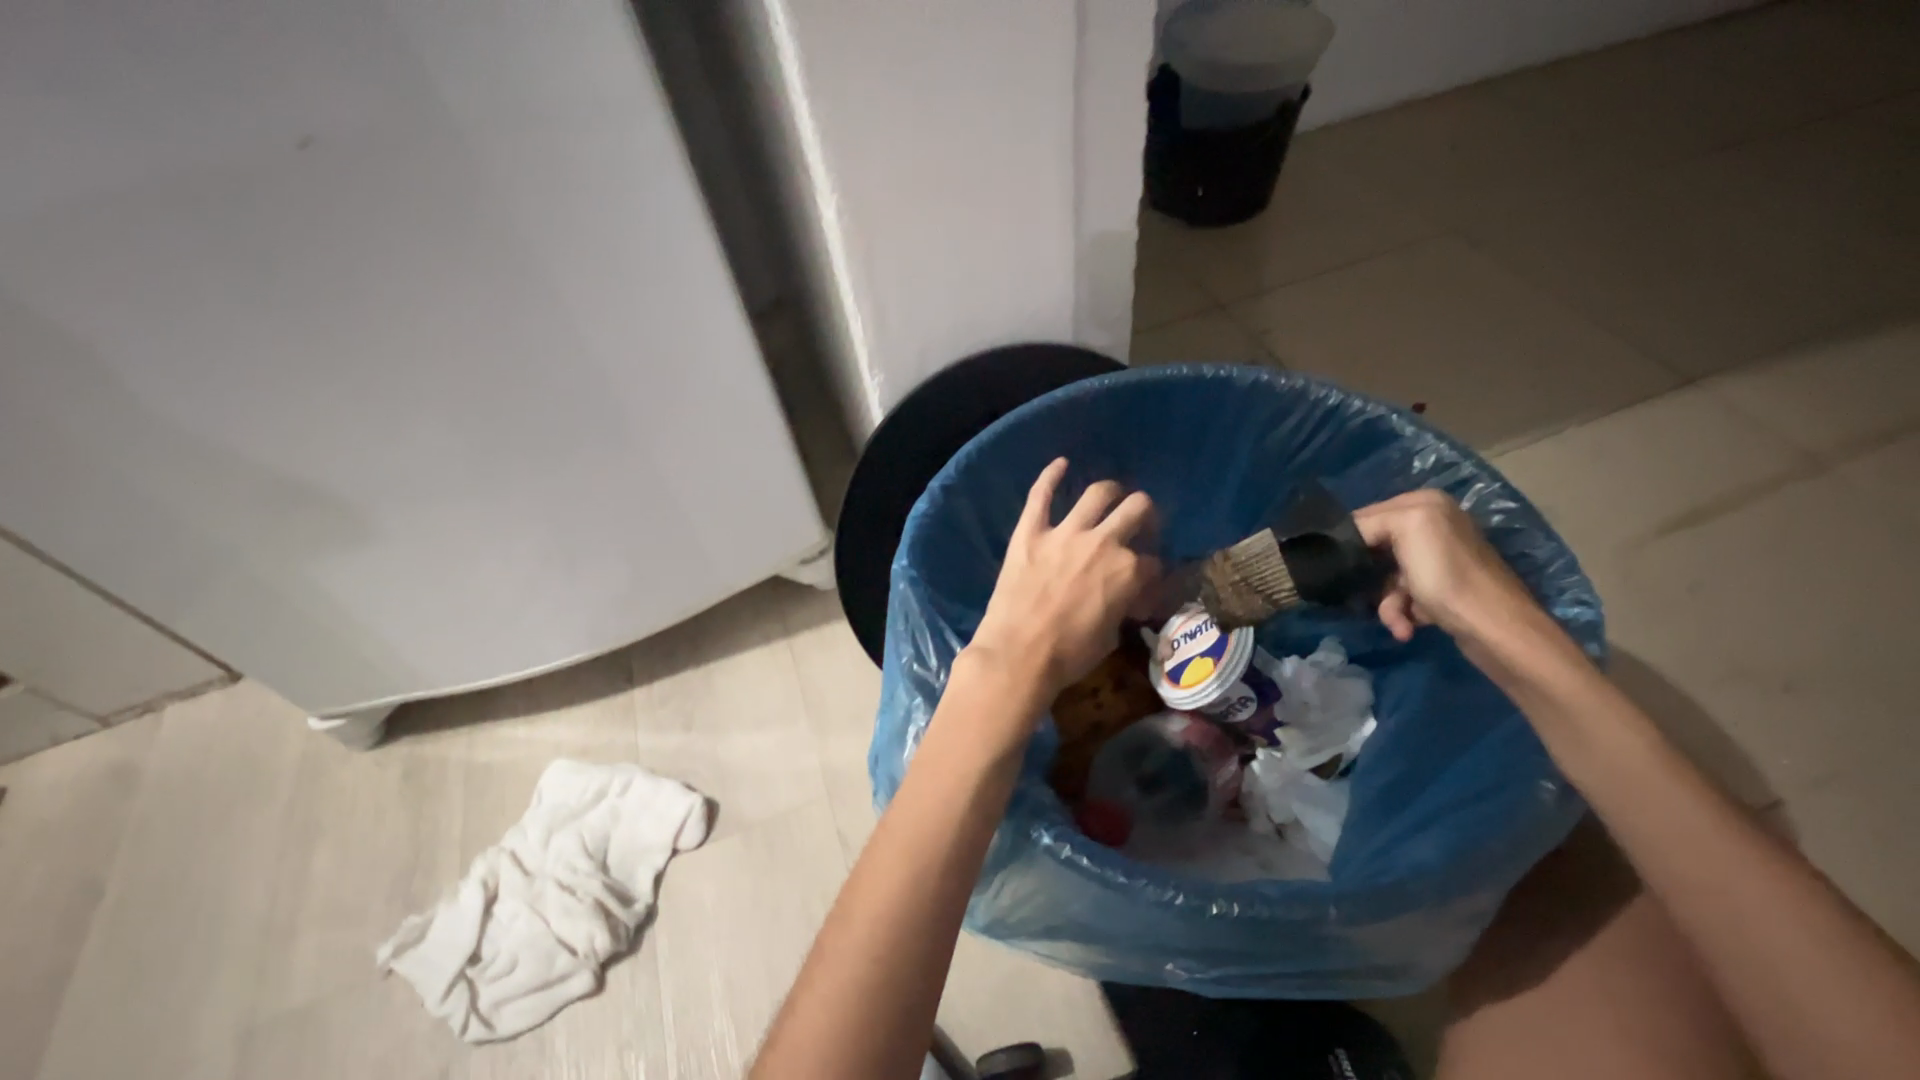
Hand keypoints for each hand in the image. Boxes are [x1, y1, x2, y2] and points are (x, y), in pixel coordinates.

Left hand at [966, 458, 1161, 700]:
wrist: (1017, 655)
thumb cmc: (1069, 655)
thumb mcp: (1111, 635)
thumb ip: (1124, 607)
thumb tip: (1128, 600)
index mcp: (1129, 570)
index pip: (1153, 562)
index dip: (1153, 575)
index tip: (1145, 586)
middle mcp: (1103, 542)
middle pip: (1138, 509)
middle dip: (1146, 515)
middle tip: (1140, 523)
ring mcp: (1064, 533)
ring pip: (1099, 493)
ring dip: (1112, 491)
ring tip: (1113, 495)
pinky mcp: (1030, 532)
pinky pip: (1042, 494)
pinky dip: (1051, 475)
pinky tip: (1061, 463)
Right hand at [1353, 489, 1536, 642]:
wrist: (1493, 627)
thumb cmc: (1446, 576)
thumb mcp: (1406, 527)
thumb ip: (1369, 521)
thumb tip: (1345, 539)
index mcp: (1425, 502)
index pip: (1367, 516)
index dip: (1350, 541)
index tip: (1337, 566)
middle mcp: (1433, 525)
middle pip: (1375, 549)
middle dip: (1368, 575)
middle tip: (1361, 594)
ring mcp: (1437, 558)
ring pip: (1386, 577)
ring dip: (1385, 602)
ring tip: (1398, 622)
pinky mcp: (1440, 588)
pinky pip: (1404, 596)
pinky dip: (1400, 613)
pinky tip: (1406, 628)